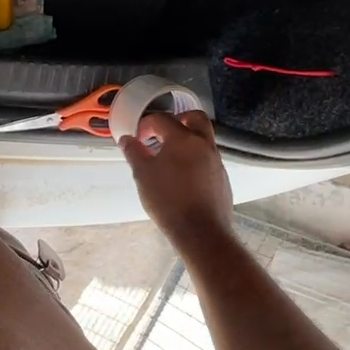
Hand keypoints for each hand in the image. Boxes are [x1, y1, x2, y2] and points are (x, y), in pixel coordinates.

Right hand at [119, 110, 233, 236]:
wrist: (201, 232)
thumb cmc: (168, 200)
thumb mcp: (142, 175)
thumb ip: (134, 153)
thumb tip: (127, 139)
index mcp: (182, 139)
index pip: (162, 119)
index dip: (146, 124)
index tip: (138, 137)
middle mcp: (203, 144)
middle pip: (195, 117)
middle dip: (178, 119)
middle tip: (163, 133)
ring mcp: (217, 161)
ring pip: (204, 139)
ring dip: (188, 140)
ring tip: (170, 159)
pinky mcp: (222, 178)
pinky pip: (208, 159)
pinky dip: (195, 159)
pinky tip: (183, 178)